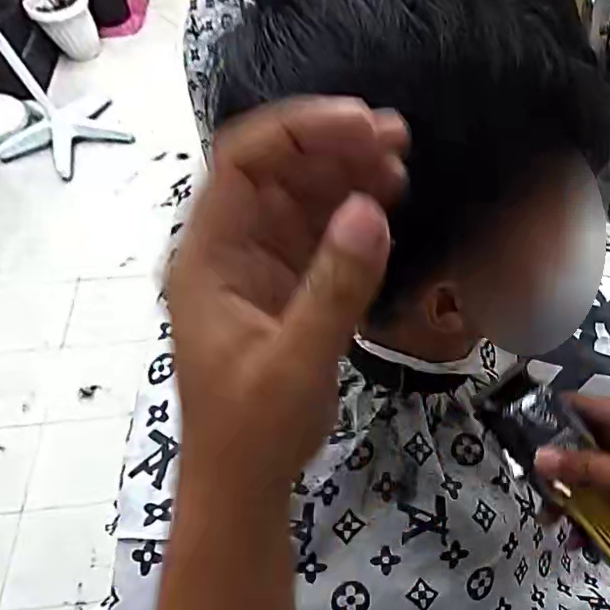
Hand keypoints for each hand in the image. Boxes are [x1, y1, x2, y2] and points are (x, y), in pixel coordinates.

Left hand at [164, 98, 407, 497]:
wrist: (243, 482)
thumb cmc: (255, 429)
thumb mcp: (297, 361)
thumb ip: (334, 288)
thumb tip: (372, 212)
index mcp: (210, 258)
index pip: (246, 164)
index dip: (304, 134)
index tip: (364, 127)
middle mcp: (229, 254)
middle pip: (277, 177)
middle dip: (334, 151)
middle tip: (397, 141)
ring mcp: (257, 275)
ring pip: (299, 207)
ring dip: (346, 182)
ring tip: (399, 168)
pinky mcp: (284, 297)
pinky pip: (316, 245)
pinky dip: (349, 225)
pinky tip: (382, 211)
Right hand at [533, 394, 609, 545]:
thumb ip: (588, 468)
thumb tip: (539, 458)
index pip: (576, 407)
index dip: (546, 417)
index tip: (517, 437)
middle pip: (574, 449)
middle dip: (553, 472)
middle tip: (536, 494)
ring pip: (583, 482)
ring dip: (567, 502)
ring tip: (553, 524)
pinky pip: (598, 505)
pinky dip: (587, 520)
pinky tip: (580, 540)